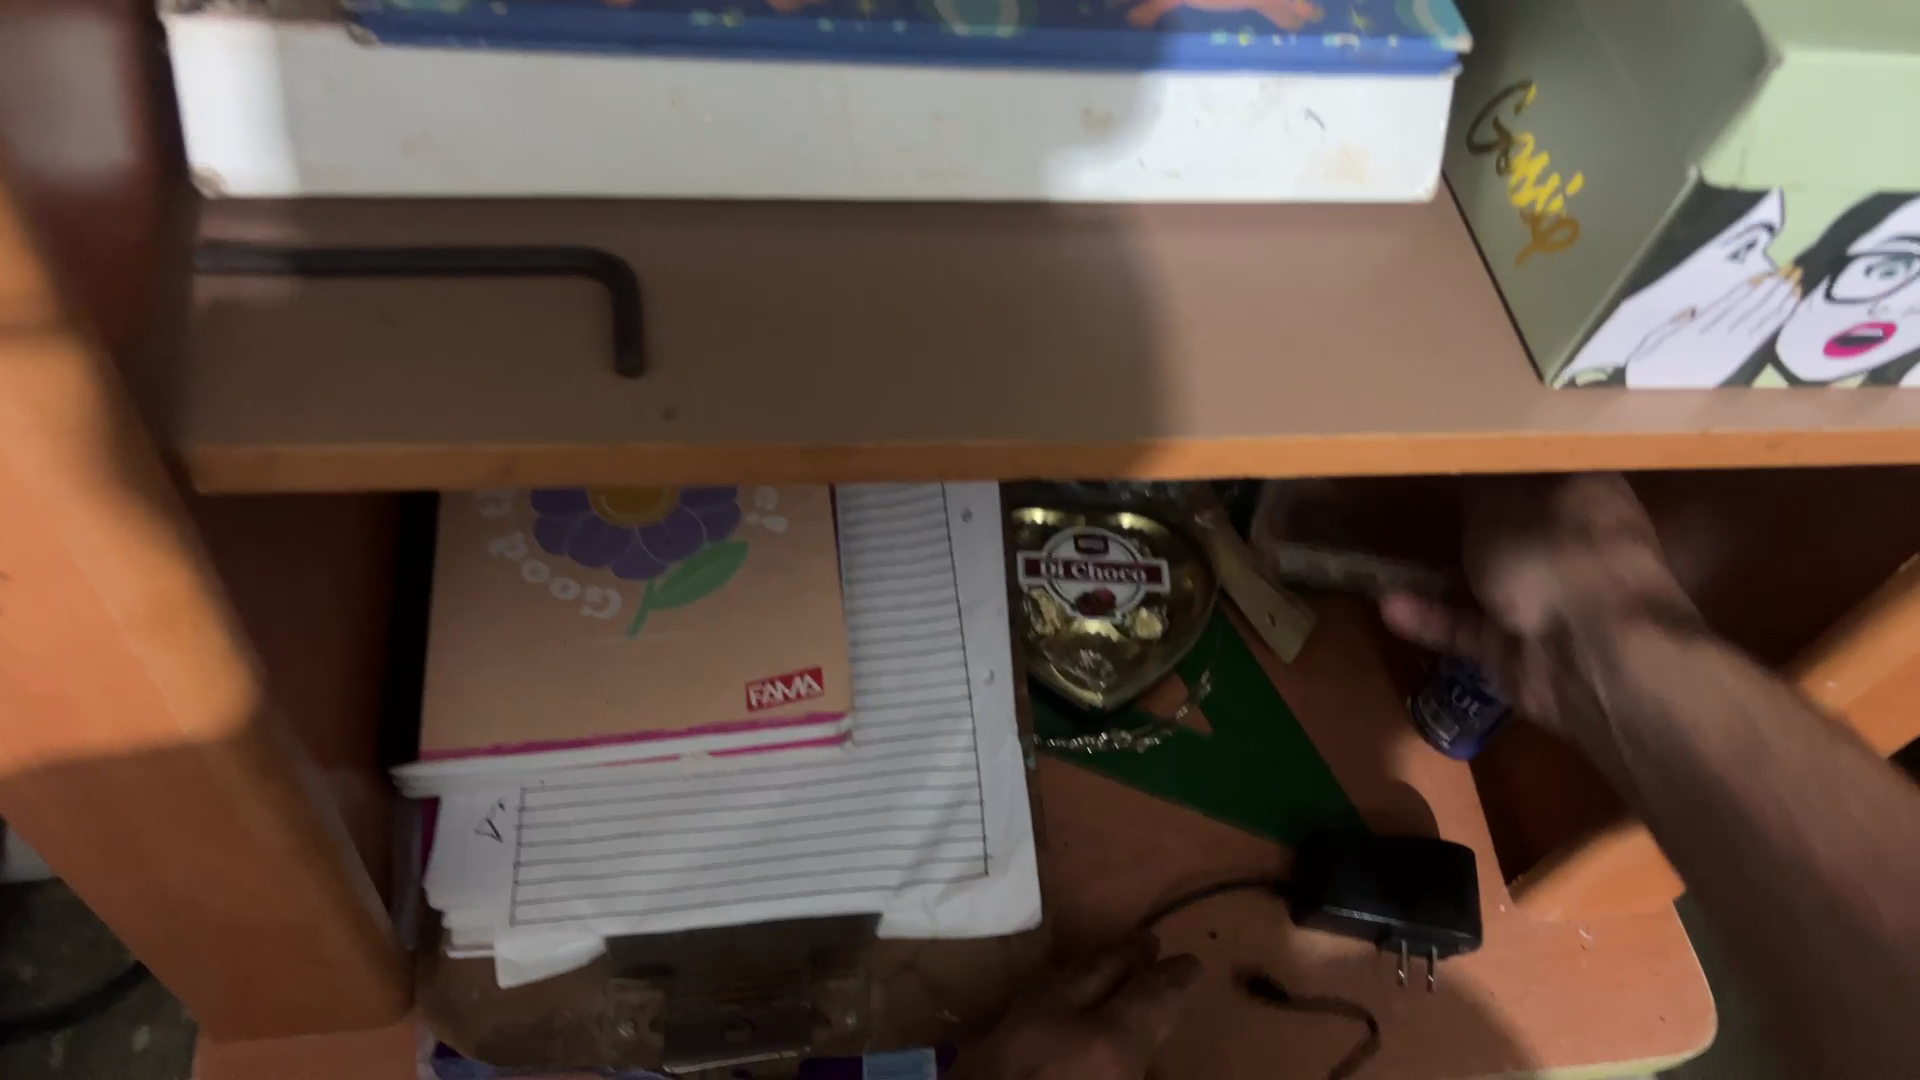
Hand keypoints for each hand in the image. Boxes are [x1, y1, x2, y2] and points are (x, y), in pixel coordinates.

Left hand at [951, 935, 1200, 1079]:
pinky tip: (1056, 999)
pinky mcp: (981, 1047)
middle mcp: (1058, 1022)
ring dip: (1089, 967)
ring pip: (1058, 978)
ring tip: (1108, 961)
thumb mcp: (1110, 1071)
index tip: (1190, 964)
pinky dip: (1054, 990)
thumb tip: (1149, 1060)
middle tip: (1149, 941)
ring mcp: (1013, 1028)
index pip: (1151, 998)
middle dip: (1127, 955)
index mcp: (1104, 1049)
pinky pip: (1028, 1001)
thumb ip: (1133, 1068)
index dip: (1174, 981)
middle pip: (1100, 970)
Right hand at [1379, 474, 1696, 738]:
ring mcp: (1544, 599)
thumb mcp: (1500, 502)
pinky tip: (1390, 608)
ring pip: (1477, 580)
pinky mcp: (1516, 644)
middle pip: (1503, 528)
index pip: (1538, 471)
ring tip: (1377, 564)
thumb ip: (1476, 483)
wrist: (1588, 657)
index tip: (1444, 461)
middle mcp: (1568, 546)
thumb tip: (1466, 459)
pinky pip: (1463, 625)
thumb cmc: (1551, 556)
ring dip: (1429, 576)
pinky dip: (1429, 618)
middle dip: (1453, 524)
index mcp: (1583, 497)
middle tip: (1396, 510)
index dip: (1493, 465)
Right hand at [1623, 270, 1799, 387]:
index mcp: (1690, 332)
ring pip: (1759, 319)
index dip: (1746, 289)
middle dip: (1770, 289)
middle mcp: (1712, 337)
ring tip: (1796, 282)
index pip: (1725, 305)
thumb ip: (1671, 327)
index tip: (1764, 273)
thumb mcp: (1648, 346)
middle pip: (1747, 309)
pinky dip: (1777, 319)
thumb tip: (1692, 311)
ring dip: (1779, 300)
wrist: (1649, 405)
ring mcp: (1727, 349)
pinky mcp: (1737, 360)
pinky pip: (1762, 335)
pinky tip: (1790, 307)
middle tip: (1792, 270)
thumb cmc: (1643, 372)